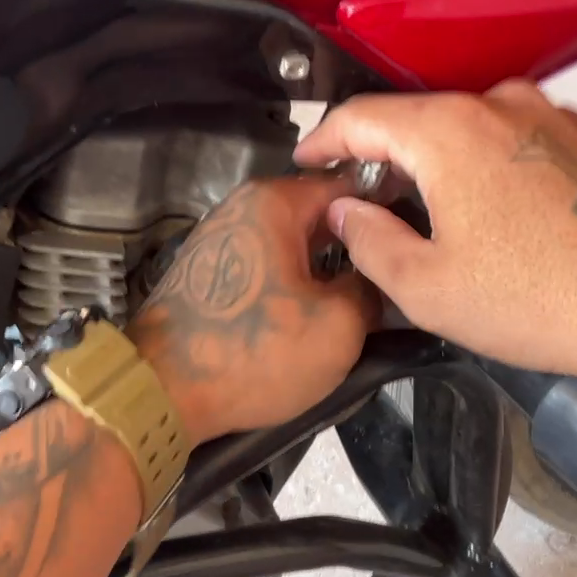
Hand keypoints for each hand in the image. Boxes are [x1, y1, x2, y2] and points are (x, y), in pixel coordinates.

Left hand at [129, 177, 377, 444]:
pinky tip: (313, 313)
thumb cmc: (254, 352)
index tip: (415, 240)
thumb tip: (377, 277)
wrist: (161, 392)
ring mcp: (221, 238)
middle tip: (395, 279)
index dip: (388, 211)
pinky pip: (267, 265)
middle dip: (357, 245)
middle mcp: (243, 207)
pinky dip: (293, 283)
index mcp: (274, 201)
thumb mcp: (339, 325)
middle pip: (321, 215)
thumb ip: (372, 287)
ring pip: (294, 243)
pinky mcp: (209, 272)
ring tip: (360, 302)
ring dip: (325, 268)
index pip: (350, 185)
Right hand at [293, 80, 576, 391]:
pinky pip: (514, 142)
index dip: (322, 139)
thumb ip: (368, 241)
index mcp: (449, 131)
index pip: (360, 117)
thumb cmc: (545, 301)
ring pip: (467, 130)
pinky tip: (497, 216)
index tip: (307, 160)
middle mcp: (501, 106)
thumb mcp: (427, 288)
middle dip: (381, 157)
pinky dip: (487, 168)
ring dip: (437, 164)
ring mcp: (552, 117)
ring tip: (433, 216)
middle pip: (415, 120)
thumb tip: (349, 211)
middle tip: (364, 202)